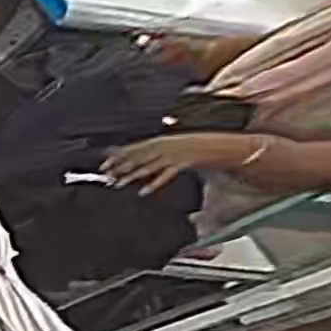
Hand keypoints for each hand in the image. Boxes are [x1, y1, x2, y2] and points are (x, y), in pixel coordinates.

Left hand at [103, 133, 258, 194]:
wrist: (227, 146)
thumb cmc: (198, 147)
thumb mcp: (174, 146)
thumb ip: (154, 153)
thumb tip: (132, 163)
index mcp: (164, 139)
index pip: (135, 148)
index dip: (117, 156)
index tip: (103, 166)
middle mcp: (168, 144)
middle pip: (139, 157)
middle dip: (121, 167)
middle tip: (106, 177)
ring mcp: (178, 153)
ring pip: (149, 165)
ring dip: (132, 175)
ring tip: (117, 184)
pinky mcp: (187, 162)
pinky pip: (167, 174)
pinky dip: (154, 183)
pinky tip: (142, 191)